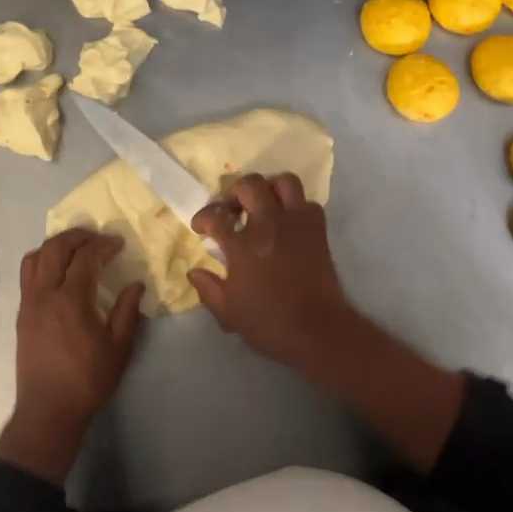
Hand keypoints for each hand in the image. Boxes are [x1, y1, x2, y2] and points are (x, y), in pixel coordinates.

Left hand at [0, 228, 143, 484]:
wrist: (48, 410)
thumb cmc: (88, 380)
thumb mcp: (119, 347)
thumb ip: (127, 311)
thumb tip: (135, 284)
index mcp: (71, 299)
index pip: (86, 257)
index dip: (104, 245)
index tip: (119, 244)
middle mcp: (45, 293)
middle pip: (55, 247)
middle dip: (78, 236)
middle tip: (98, 239)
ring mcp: (29, 303)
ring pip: (35, 257)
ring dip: (56, 246)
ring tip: (77, 251)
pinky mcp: (22, 314)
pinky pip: (28, 275)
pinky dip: (44, 262)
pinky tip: (60, 274)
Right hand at [190, 174, 463, 471]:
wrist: (318, 330)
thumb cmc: (269, 323)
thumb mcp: (229, 313)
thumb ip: (208, 289)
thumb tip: (194, 271)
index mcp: (243, 246)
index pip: (215, 216)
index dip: (203, 218)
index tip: (201, 227)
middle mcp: (269, 225)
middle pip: (249, 185)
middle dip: (234, 192)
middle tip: (231, 209)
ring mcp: (296, 223)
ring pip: (283, 182)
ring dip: (268, 188)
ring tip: (261, 204)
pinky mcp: (317, 229)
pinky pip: (307, 202)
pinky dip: (295, 206)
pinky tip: (287, 221)